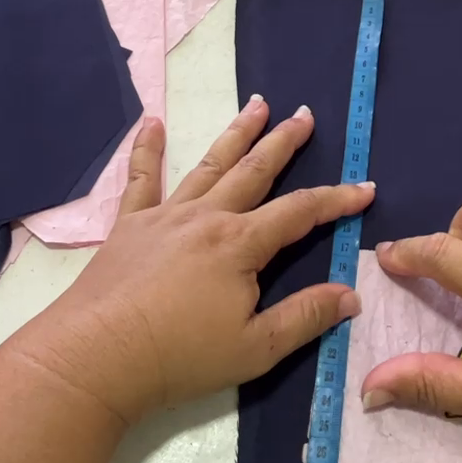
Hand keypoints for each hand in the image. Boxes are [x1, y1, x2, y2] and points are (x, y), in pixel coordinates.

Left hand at [4, 98, 373, 425]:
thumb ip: (305, 317)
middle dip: (285, 141)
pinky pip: (142, 178)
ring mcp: (166, 215)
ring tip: (257, 103)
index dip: (336, 200)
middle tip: (305, 115)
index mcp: (240, 244)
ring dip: (237, 133)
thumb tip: (352, 295)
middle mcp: (207, 216)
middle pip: (255, 170)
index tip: (365, 188)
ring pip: (211, 165)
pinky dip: (147, 149)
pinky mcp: (130, 224)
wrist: (96, 359)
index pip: (300, 212)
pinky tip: (152, 122)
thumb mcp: (255, 348)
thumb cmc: (179, 357)